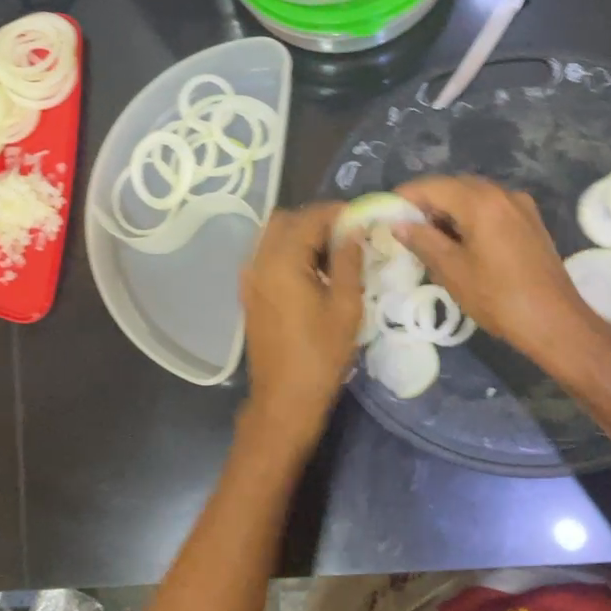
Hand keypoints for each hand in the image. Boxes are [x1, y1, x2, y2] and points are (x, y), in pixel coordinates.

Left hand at [240, 202, 364, 436]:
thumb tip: (354, 230)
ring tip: (332, 255)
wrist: (285, 398)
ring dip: (300, 236)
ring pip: (272, 238)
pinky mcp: (249, 294)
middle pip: (284, 221)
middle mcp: (258, 262)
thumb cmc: (321, 354)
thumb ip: (349, 260)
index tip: (362, 219)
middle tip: (346, 236)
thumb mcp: (345, 305)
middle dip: (315, 221)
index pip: (309, 218)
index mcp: (282, 261)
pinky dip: (288, 253)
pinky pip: (266, 258)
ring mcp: (249, 279)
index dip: (337, 213)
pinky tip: (313, 274)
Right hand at [393, 175, 610, 377]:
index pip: (433, 186)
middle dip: (428, 203)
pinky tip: (460, 244)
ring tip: (430, 240)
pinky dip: (471, 219)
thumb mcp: (452, 271)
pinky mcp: (530, 223)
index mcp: (481, 202)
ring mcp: (521, 207)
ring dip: (449, 212)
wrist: (554, 321)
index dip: (406, 196)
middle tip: (405, 229)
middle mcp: (503, 194)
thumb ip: (423, 241)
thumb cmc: (498, 297)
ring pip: (475, 198)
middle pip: (455, 187)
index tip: (386, 213)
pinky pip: (492, 210)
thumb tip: (399, 224)